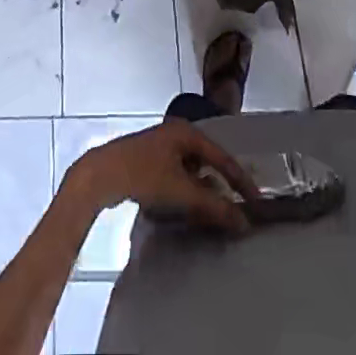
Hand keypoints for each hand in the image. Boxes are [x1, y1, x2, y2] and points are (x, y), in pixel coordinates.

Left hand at [64, 121, 259, 233]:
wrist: (99, 176)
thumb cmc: (144, 176)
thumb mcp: (183, 192)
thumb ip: (215, 207)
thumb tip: (243, 222)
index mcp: (186, 132)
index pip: (222, 157)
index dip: (240, 180)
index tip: (256, 201)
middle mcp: (175, 133)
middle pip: (206, 161)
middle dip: (219, 186)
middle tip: (233, 207)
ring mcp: (159, 145)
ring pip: (190, 169)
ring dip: (200, 190)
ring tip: (208, 211)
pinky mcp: (146, 160)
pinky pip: (175, 174)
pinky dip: (184, 189)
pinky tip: (183, 206)